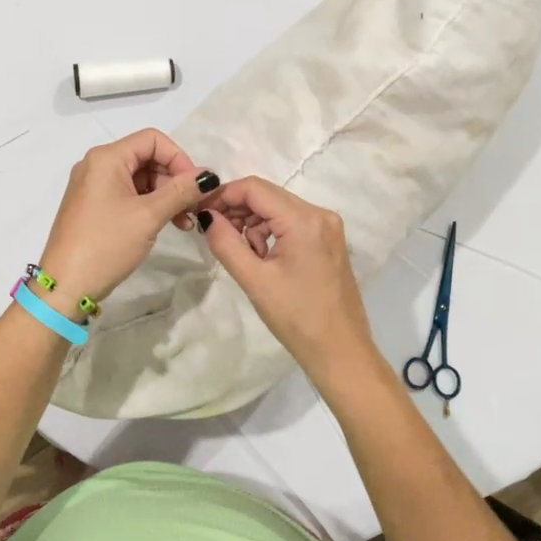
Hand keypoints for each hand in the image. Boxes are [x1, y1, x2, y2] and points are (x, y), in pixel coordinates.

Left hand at [37, 128, 219, 317]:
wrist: (66, 285)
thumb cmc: (106, 244)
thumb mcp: (148, 216)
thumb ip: (181, 191)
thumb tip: (210, 176)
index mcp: (106, 158)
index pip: (152, 140)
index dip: (179, 158)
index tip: (196, 186)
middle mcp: (97, 164)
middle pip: (146, 158)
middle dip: (174, 180)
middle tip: (195, 209)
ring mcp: (93, 185)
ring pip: (139, 178)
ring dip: (165, 196)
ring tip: (185, 223)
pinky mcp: (93, 205)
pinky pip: (128, 194)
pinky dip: (149, 205)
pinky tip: (167, 224)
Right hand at [201, 177, 379, 385]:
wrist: (341, 352)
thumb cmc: (297, 318)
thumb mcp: (254, 280)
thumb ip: (225, 242)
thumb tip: (206, 216)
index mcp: (304, 220)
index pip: (254, 188)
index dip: (223, 195)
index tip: (199, 211)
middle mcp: (320, 214)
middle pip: (267, 195)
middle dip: (236, 208)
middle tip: (213, 232)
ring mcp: (327, 226)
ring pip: (277, 208)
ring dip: (252, 222)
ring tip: (242, 253)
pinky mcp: (328, 240)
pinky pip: (291, 222)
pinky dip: (269, 231)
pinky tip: (261, 257)